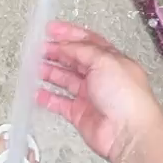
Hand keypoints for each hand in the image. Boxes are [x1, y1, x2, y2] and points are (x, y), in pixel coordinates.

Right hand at [37, 21, 162, 161]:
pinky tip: (37, 92)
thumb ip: (83, 50)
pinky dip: (47, 98)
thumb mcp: (105, 61)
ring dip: (49, 72)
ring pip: (65, 80)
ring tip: (34, 67)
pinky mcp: (80, 114)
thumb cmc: (127, 97)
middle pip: (74, 60)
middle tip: (39, 49)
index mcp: (111, 60)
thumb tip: (66, 45)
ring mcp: (90, 96)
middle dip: (56, 52)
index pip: (87, 42)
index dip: (68, 34)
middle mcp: (101, 77)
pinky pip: (60, 103)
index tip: (51, 30)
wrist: (128, 132)